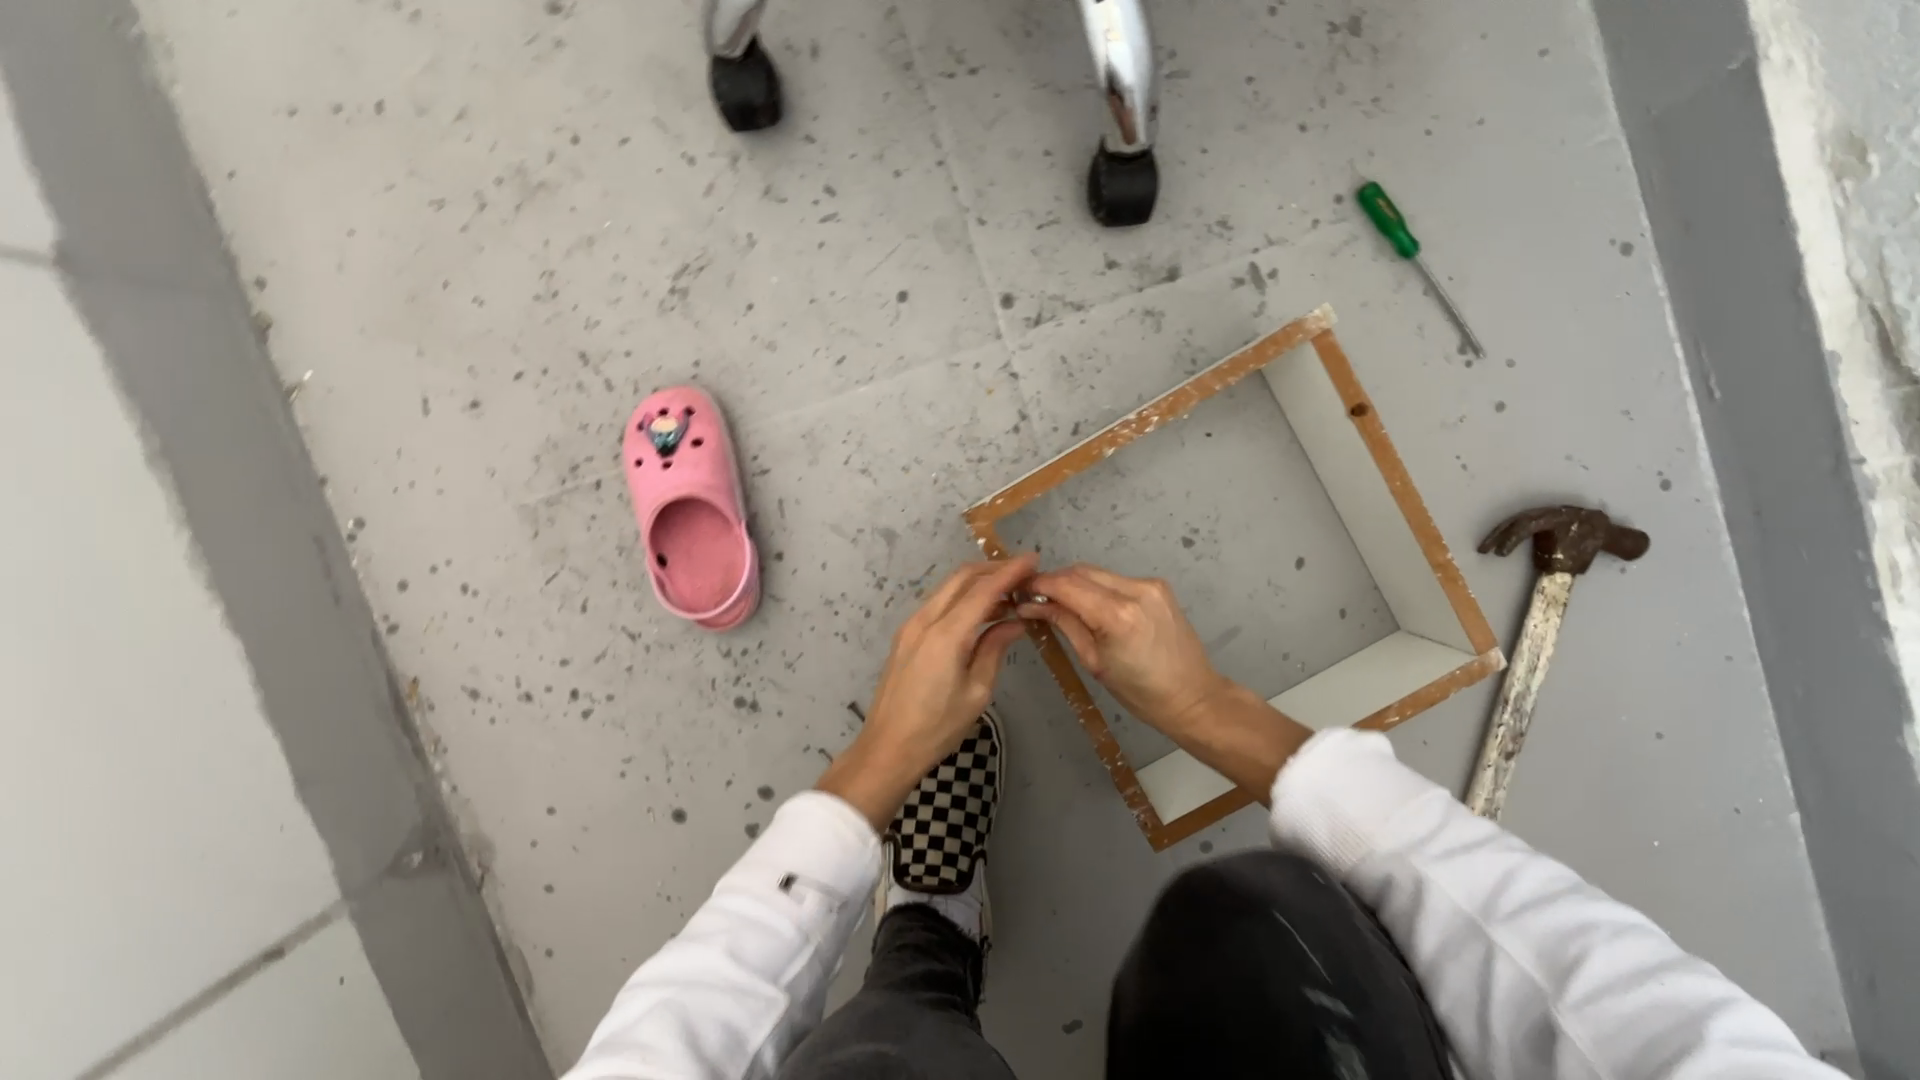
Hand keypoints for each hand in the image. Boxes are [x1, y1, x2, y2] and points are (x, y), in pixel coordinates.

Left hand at [817, 553, 1036, 829]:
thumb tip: (1015, 622)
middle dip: (994, 570)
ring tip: (1009, 593)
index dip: (1010, 572)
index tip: (1033, 560)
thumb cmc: (937, 728)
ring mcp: (911, 626)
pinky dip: (962, 598)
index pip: (983, 590)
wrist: (888, 748)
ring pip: (948, 588)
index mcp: (946, 634)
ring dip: (977, 583)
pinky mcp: (906, 636)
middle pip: (962, 578)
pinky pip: (938, 604)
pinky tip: (982, 612)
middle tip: (1024, 575)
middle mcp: (925, 620)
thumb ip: (994, 649)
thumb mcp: (976, 691)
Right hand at [1020, 563, 1309, 802]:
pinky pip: (1116, 580)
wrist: (1193, 696)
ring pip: (1097, 573)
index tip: (1018, 591)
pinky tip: (1090, 607)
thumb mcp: (1094, 661)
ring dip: (1074, 583)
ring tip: (1058, 604)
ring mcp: (1150, 585)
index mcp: (1117, 615)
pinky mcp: (1158, 586)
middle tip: (1033, 598)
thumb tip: (1030, 605)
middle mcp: (1135, 590)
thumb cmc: (1140, 692)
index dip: (1038, 584)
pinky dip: (1097, 588)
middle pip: (1081, 571)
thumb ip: (1064, 624)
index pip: (1066, 584)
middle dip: (1054, 581)